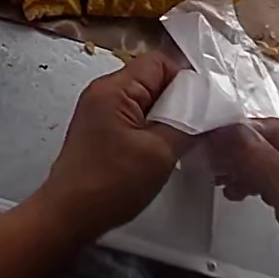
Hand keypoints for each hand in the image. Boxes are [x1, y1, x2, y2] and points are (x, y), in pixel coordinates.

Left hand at [33, 52, 192, 240]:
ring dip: (167, 118)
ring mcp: (99, 112)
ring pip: (145, 102)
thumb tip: (209, 113)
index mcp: (113, 88)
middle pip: (152, 80)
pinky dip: (152, 130)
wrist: (69, 215)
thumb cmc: (111, 183)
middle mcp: (103, 93)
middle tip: (199, 128)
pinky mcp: (100, 131)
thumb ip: (188, 125)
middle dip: (179, 101)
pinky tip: (163, 152)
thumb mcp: (160, 152)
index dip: (186, 80)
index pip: (158, 63)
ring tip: (183, 142)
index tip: (205, 107)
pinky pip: (134, 118)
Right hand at [211, 120, 278, 277]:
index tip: (208, 136)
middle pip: (272, 147)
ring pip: (268, 166)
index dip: (243, 132)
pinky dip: (250, 185)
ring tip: (217, 178)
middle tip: (207, 159)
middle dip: (239, 152)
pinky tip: (234, 192)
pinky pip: (270, 186)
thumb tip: (231, 129)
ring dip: (241, 169)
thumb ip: (265, 164)